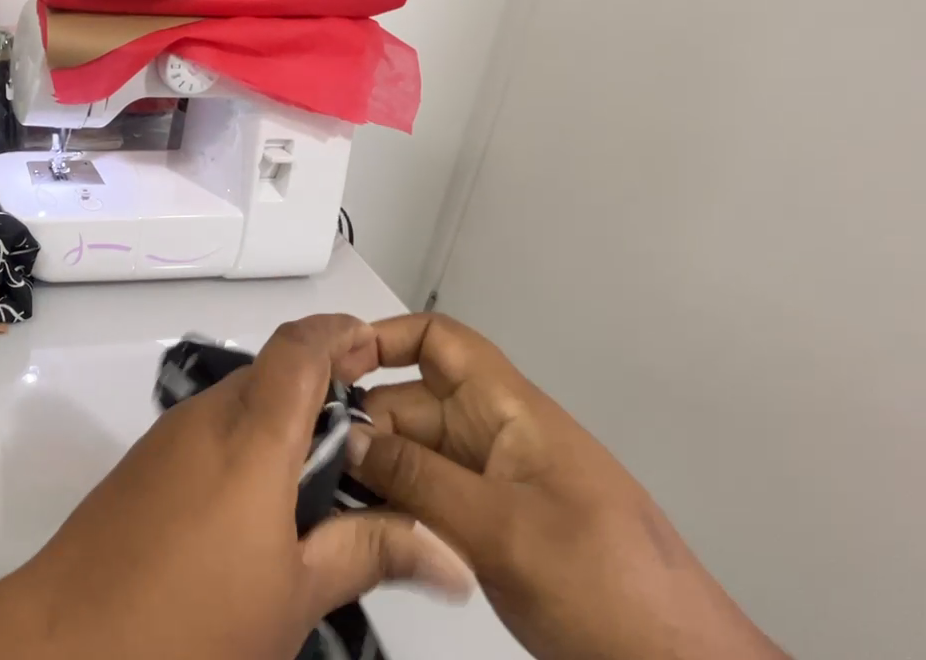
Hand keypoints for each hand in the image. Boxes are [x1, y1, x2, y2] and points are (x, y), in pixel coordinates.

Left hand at [7, 314, 470, 658]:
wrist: (69, 636)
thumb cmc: (195, 618)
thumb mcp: (296, 594)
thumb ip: (369, 554)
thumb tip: (450, 553)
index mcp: (250, 436)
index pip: (297, 349)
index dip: (338, 332)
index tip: (374, 347)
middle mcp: (204, 419)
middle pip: (269, 373)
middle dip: (320, 386)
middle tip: (370, 437)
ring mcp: (166, 439)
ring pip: (237, 402)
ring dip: (283, 419)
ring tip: (328, 479)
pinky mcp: (142, 464)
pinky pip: (207, 431)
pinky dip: (246, 444)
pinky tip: (264, 504)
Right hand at [342, 314, 786, 659]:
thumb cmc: (610, 588)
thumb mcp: (501, 527)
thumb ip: (415, 478)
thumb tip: (342, 439)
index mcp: (509, 412)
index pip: (437, 340)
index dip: (382, 338)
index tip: (329, 367)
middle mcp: (494, 437)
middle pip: (407, 402)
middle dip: (360, 424)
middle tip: (315, 461)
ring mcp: (489, 483)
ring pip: (408, 454)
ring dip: (370, 473)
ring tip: (331, 503)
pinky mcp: (484, 525)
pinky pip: (421, 497)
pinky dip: (389, 508)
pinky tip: (361, 532)